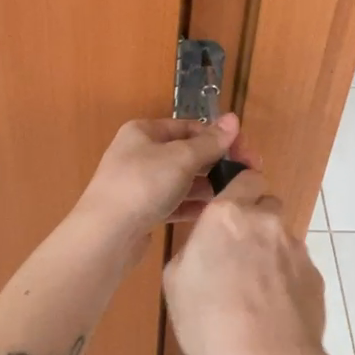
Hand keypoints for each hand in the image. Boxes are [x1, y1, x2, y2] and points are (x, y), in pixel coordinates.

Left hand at [72, 114, 242, 237]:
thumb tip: (234, 119)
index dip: (220, 137)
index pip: (190, 127)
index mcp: (144, 131)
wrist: (105, 235)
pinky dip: (193, 204)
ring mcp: (140, 183)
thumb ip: (210, 141)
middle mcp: (140, 153)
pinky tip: (214, 211)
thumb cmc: (143, 185)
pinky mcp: (142, 210)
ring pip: (182, 179)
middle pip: (187, 152)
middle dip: (217, 162)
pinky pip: (174, 202)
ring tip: (236, 195)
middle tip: (249, 175)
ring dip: (208, 184)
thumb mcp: (181, 158)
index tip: (248, 153)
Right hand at [162, 167, 334, 354]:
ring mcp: (295, 248)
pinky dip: (286, 280)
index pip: (245, 177)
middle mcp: (265, 221)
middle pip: (266, 204)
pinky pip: (296, 267)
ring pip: (281, 238)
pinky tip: (274, 310)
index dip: (239, 191)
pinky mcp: (315, 275)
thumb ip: (194, 251)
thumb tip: (206, 249)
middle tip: (238, 254)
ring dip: (270, 253)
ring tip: (255, 292)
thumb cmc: (208, 320)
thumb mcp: (176, 282)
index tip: (228, 213)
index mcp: (227, 215)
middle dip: (255, 220)